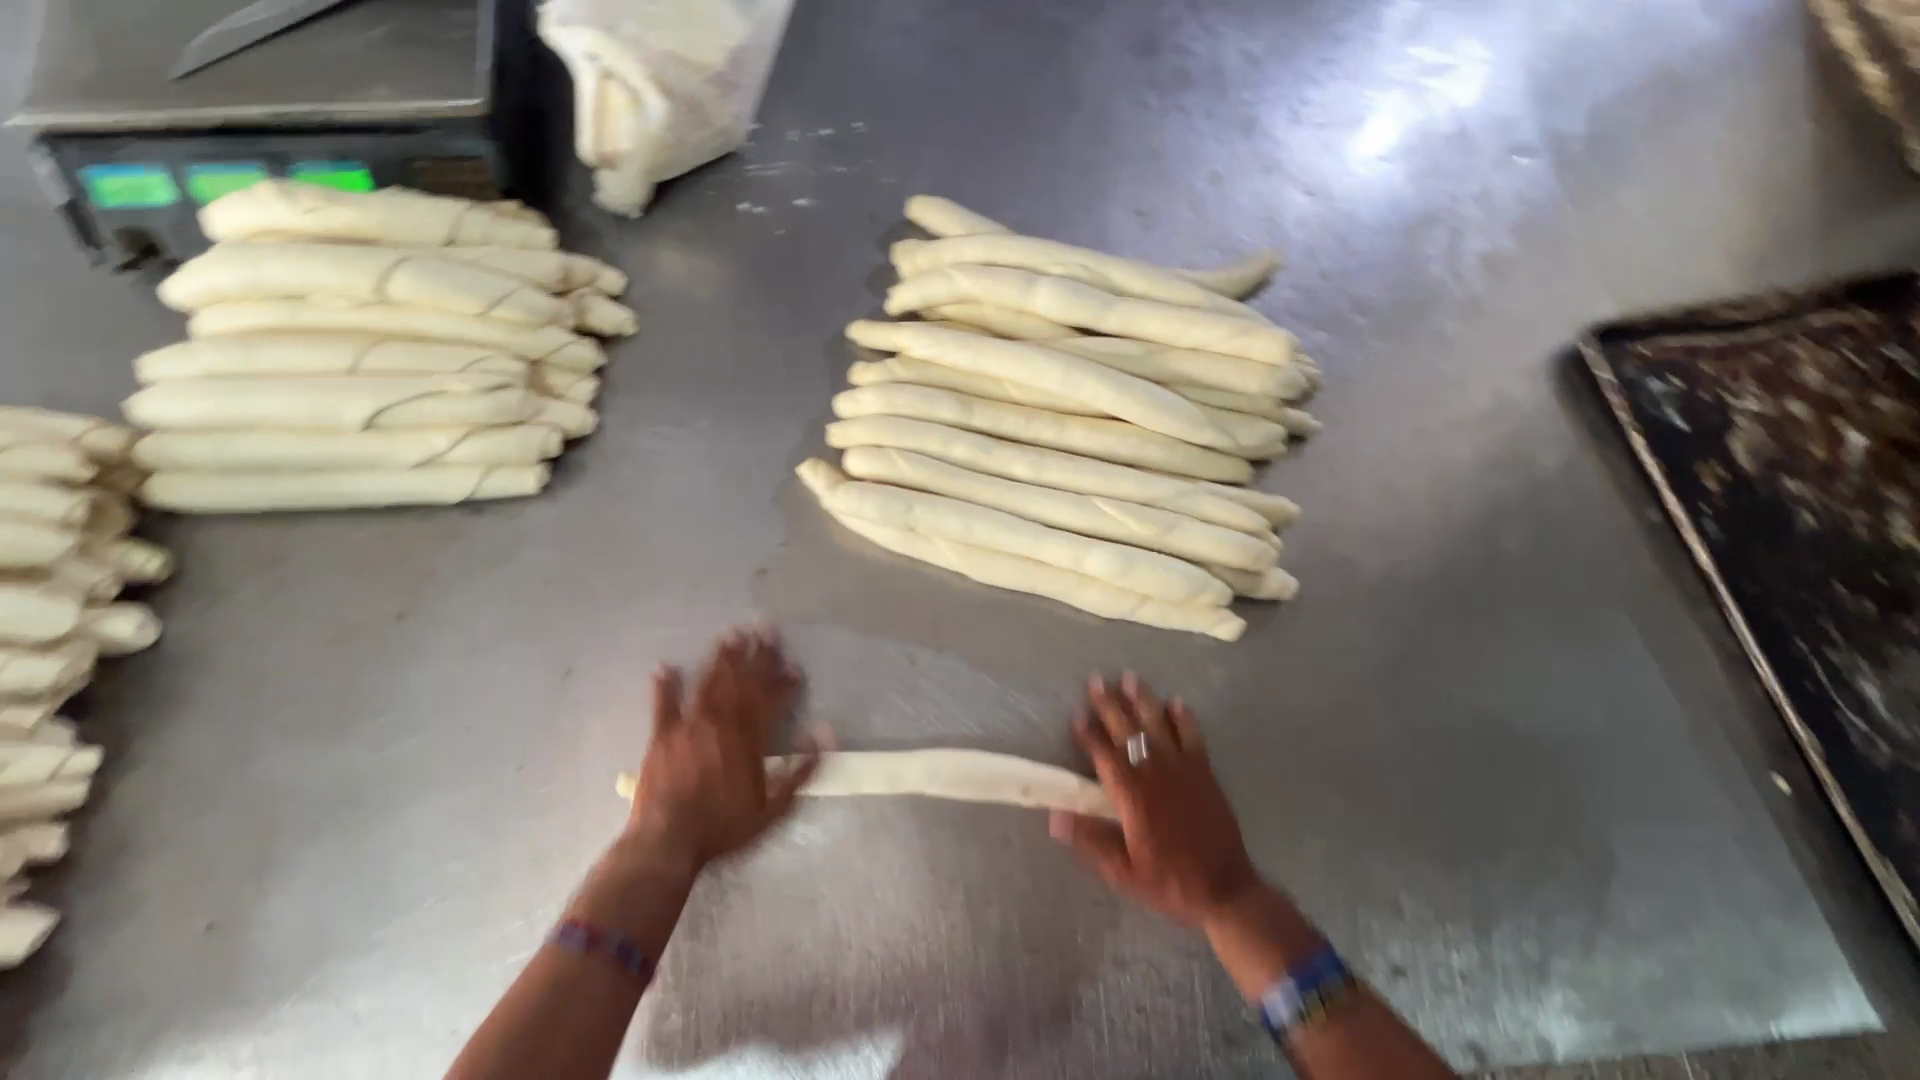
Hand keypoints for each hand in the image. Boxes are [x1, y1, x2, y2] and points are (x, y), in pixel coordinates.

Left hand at [622, 625, 819, 875]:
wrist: (667, 842)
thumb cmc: (724, 827)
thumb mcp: (774, 807)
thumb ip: (802, 769)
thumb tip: (825, 733)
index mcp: (749, 739)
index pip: (771, 699)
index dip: (784, 681)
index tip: (794, 666)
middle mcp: (721, 723)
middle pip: (742, 681)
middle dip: (756, 654)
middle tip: (764, 628)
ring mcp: (688, 726)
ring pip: (709, 683)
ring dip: (721, 658)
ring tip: (731, 634)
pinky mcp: (661, 737)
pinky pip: (664, 704)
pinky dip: (666, 684)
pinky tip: (666, 666)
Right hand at [1051, 672, 1260, 926]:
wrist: (1226, 889)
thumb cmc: (1169, 882)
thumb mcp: (1123, 872)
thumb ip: (1092, 840)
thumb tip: (1055, 815)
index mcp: (1132, 797)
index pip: (1105, 756)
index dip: (1089, 734)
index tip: (1077, 714)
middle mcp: (1156, 775)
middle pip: (1128, 732)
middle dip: (1110, 705)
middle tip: (1097, 680)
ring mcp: (1183, 771)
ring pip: (1159, 726)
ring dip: (1143, 701)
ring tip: (1130, 678)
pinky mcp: (1205, 773)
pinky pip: (1192, 737)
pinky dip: (1183, 718)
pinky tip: (1175, 702)